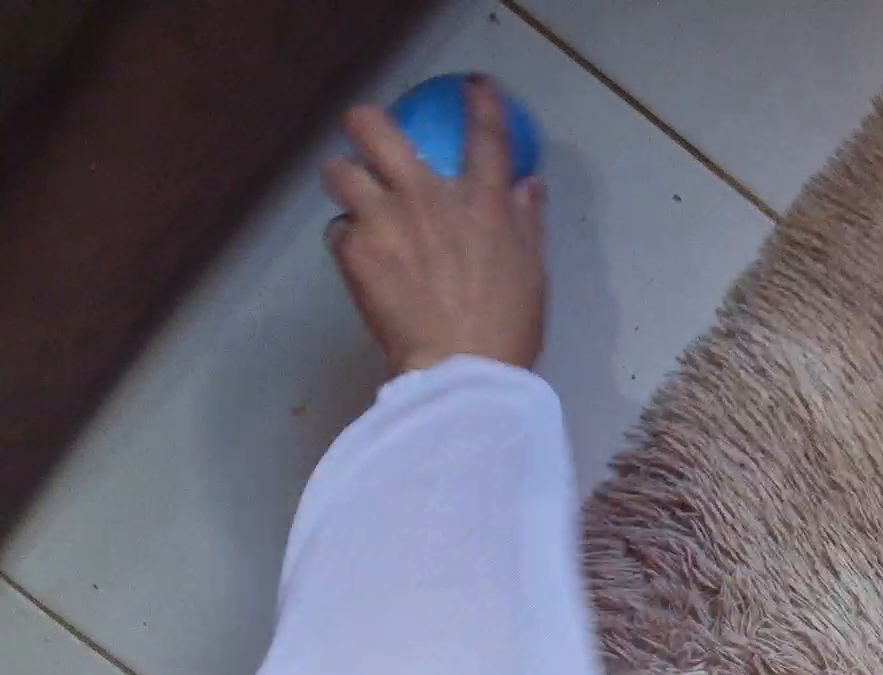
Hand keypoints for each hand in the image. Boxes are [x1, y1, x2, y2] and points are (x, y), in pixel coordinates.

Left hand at [322, 76, 546, 373]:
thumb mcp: (533, 274)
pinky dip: (354, 241)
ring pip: (339, 171)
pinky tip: (373, 263)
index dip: (482, 106)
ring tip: (364, 208)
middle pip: (372, 127)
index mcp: (484, 206)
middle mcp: (429, 199)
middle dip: (368, 128)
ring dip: (351, 185)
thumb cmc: (510, 326)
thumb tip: (527, 187)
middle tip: (375, 148)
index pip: (486, 139)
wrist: (463, 368)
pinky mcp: (353, 250)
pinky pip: (340, 230)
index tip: (478, 88)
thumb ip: (526, 223)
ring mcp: (384, 221)